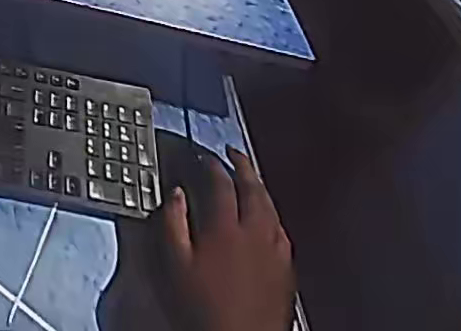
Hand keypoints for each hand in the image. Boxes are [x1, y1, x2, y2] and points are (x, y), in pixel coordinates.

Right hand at [158, 147, 294, 330]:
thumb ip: (173, 222)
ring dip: (260, 187)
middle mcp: (255, 234)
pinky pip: (281, 230)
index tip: (203, 157)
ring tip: (250, 177)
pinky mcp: (287, 272)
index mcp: (225, 228)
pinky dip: (272, 213)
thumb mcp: (175, 262)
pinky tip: (266, 216)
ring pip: (271, 208)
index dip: (211, 165)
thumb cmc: (203, 306)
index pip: (221, 183)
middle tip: (233, 153)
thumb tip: (176, 193)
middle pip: (254, 189)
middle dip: (243, 166)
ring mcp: (275, 253)